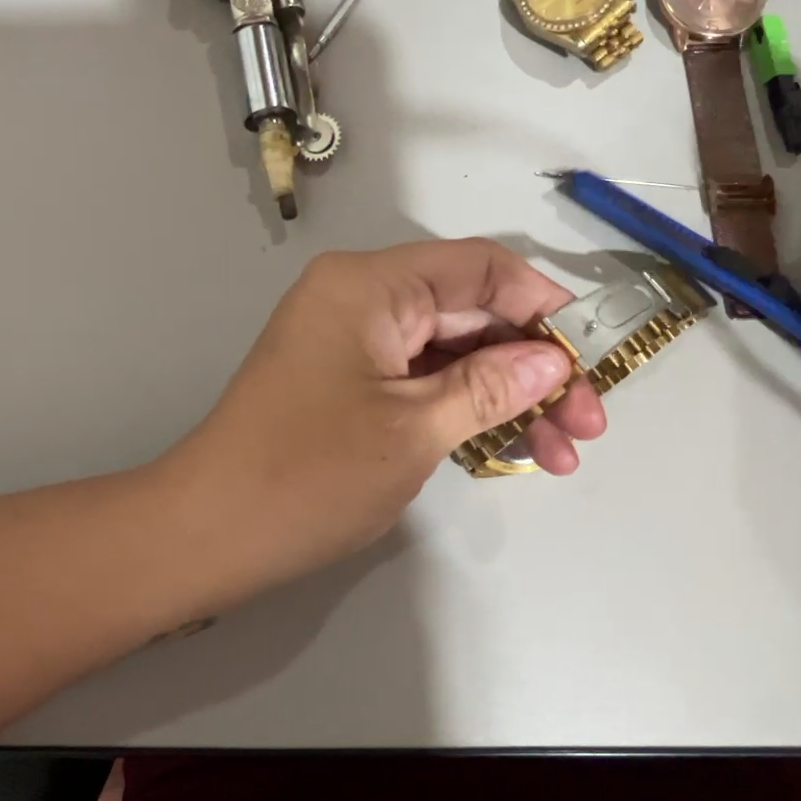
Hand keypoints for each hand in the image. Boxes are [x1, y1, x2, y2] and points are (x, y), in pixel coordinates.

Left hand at [165, 239, 604, 584]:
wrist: (209, 531)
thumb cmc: (309, 474)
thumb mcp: (413, 431)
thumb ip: (489, 387)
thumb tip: (551, 362)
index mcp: (369, 285)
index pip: (479, 268)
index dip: (542, 307)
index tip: (591, 359)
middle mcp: (359, 298)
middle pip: (468, 313)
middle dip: (531, 366)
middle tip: (585, 428)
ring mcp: (350, 341)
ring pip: (448, 352)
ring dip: (504, 395)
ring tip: (558, 454)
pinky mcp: (346, 380)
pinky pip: (418, 378)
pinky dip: (461, 408)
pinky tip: (508, 446)